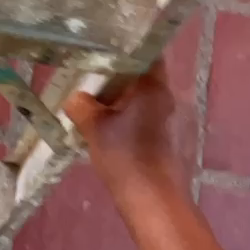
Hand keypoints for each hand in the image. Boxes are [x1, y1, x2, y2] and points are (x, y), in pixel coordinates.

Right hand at [63, 59, 192, 213]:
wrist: (153, 199)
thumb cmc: (125, 157)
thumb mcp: (94, 128)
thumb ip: (82, 106)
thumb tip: (75, 98)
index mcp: (154, 86)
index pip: (145, 53)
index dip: (124, 50)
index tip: (103, 53)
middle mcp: (169, 97)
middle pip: (143, 78)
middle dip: (118, 81)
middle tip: (91, 85)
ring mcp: (174, 120)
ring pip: (144, 101)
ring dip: (123, 104)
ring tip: (96, 112)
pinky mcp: (171, 141)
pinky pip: (147, 120)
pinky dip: (130, 122)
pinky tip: (111, 135)